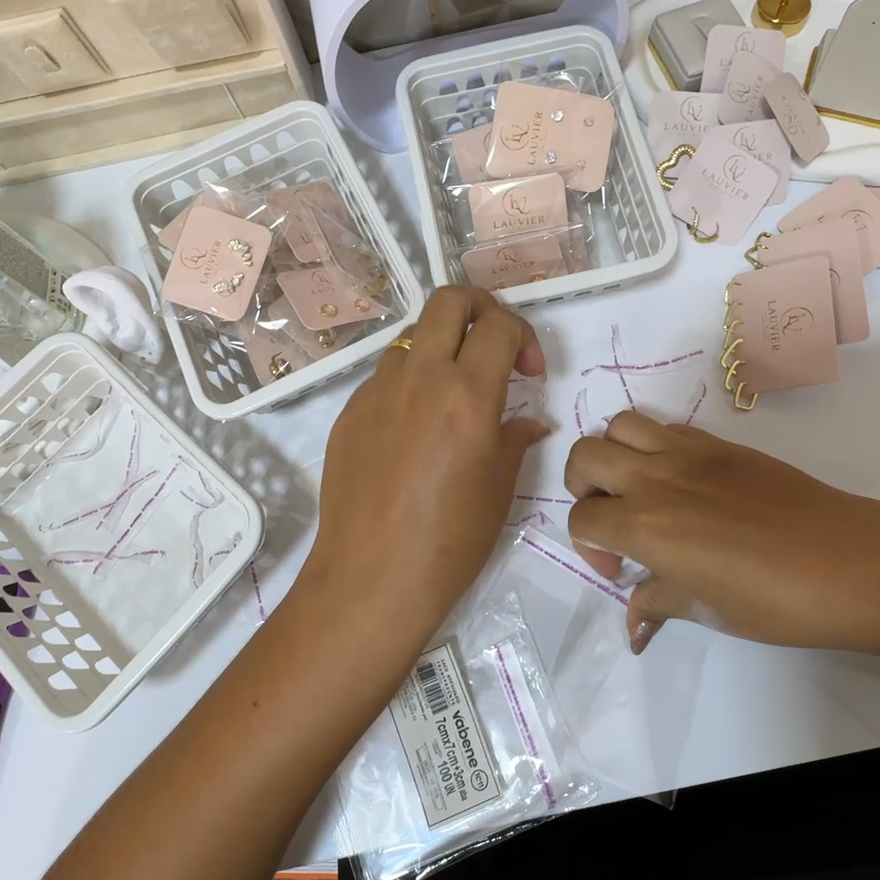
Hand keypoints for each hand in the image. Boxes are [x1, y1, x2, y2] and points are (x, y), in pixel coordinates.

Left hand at [303, 286, 548, 635]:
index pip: (500, 325)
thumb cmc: (451, 540)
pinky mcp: (349, 412)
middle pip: (448, 301)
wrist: (372, 578)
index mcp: (466, 393)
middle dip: (482, 308)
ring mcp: (376, 391)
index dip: (525, 337)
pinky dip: (410, 383)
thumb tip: (528, 421)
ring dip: (442, 347)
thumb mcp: (500, 488)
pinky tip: (416, 430)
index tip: (530, 375)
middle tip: (495, 345)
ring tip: (454, 394)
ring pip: (413, 337)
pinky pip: (385, 377)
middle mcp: (419, 377)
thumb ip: (516, 438)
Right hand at [564, 411, 879, 653]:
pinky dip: (654, 445)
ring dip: (614, 453)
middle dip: (582, 487)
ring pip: (620, 424)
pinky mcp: (720, 442)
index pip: (583, 518)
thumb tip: (632, 628)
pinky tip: (680, 480)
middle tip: (611, 518)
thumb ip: (657, 605)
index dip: (588, 547)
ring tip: (638, 487)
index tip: (621, 570)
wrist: (847, 562)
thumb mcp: (707, 611)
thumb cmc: (773, 600)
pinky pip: (666, 426)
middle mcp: (656, 478)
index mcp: (646, 526)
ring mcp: (689, 452)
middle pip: (586, 456)